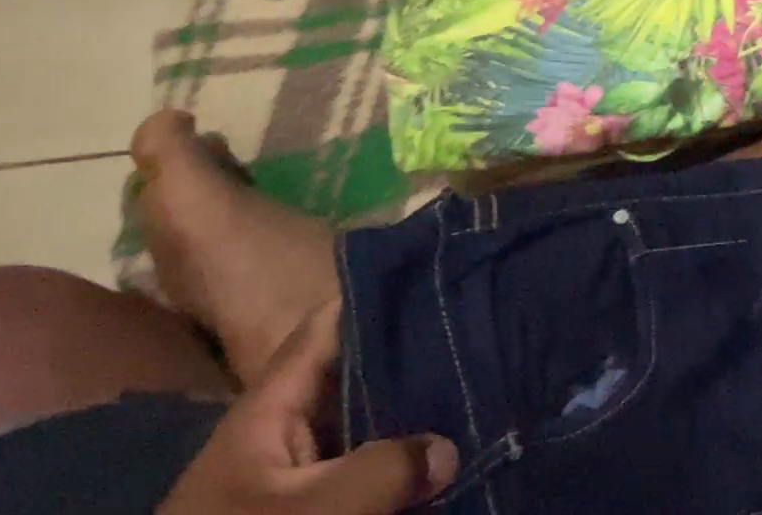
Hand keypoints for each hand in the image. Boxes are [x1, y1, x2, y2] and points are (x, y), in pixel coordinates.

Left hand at [159, 300, 457, 513]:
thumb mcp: (305, 513)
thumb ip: (380, 472)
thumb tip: (447, 450)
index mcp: (273, 404)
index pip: (331, 323)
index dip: (382, 291)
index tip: (443, 271)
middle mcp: (292, 423)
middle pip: (363, 366)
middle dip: (421, 348)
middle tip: (486, 327)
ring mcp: (306, 465)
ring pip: (376, 415)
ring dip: (424, 405)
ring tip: (488, 377)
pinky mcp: (321, 500)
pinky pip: (377, 463)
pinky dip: (414, 454)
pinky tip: (460, 443)